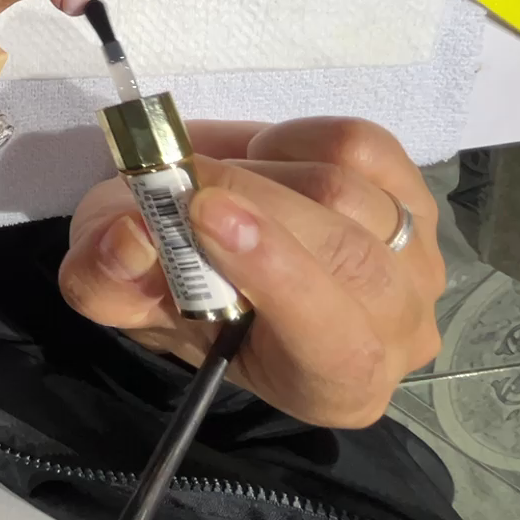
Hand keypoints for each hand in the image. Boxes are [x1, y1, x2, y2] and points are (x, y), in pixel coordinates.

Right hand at [58, 118, 444, 428]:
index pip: (338, 345)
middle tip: (177, 175)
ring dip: (257, 171)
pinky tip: (263, 159)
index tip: (203, 211)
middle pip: (349, 255)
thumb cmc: (157, 280)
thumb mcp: (107, 291)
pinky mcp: (409, 194)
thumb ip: (105, 278)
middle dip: (252, 200)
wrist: (185, 238)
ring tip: (212, 182)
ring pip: (349, 193)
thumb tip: (134, 236)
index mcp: (323, 383)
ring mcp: (413, 261)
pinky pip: (364, 146)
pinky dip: (296, 137)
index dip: (278, 274)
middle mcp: (393, 331)